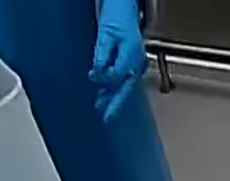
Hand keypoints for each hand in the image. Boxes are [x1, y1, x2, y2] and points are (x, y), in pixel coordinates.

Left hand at [89, 0, 145, 122]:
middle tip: (106, 119)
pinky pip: (124, 81)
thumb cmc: (116, 16)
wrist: (124, 6)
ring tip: (102, 110)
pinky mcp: (134, 65)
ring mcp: (137, 65)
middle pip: (125, 89)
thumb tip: (97, 75)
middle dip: (115, 104)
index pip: (117, 76)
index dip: (103, 79)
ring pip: (125, 87)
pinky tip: (106, 95)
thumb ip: (102, 56)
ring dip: (113, 98)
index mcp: (131, 56)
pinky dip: (115, 89)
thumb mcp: (106, 33)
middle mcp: (137, 64)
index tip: (92, 76)